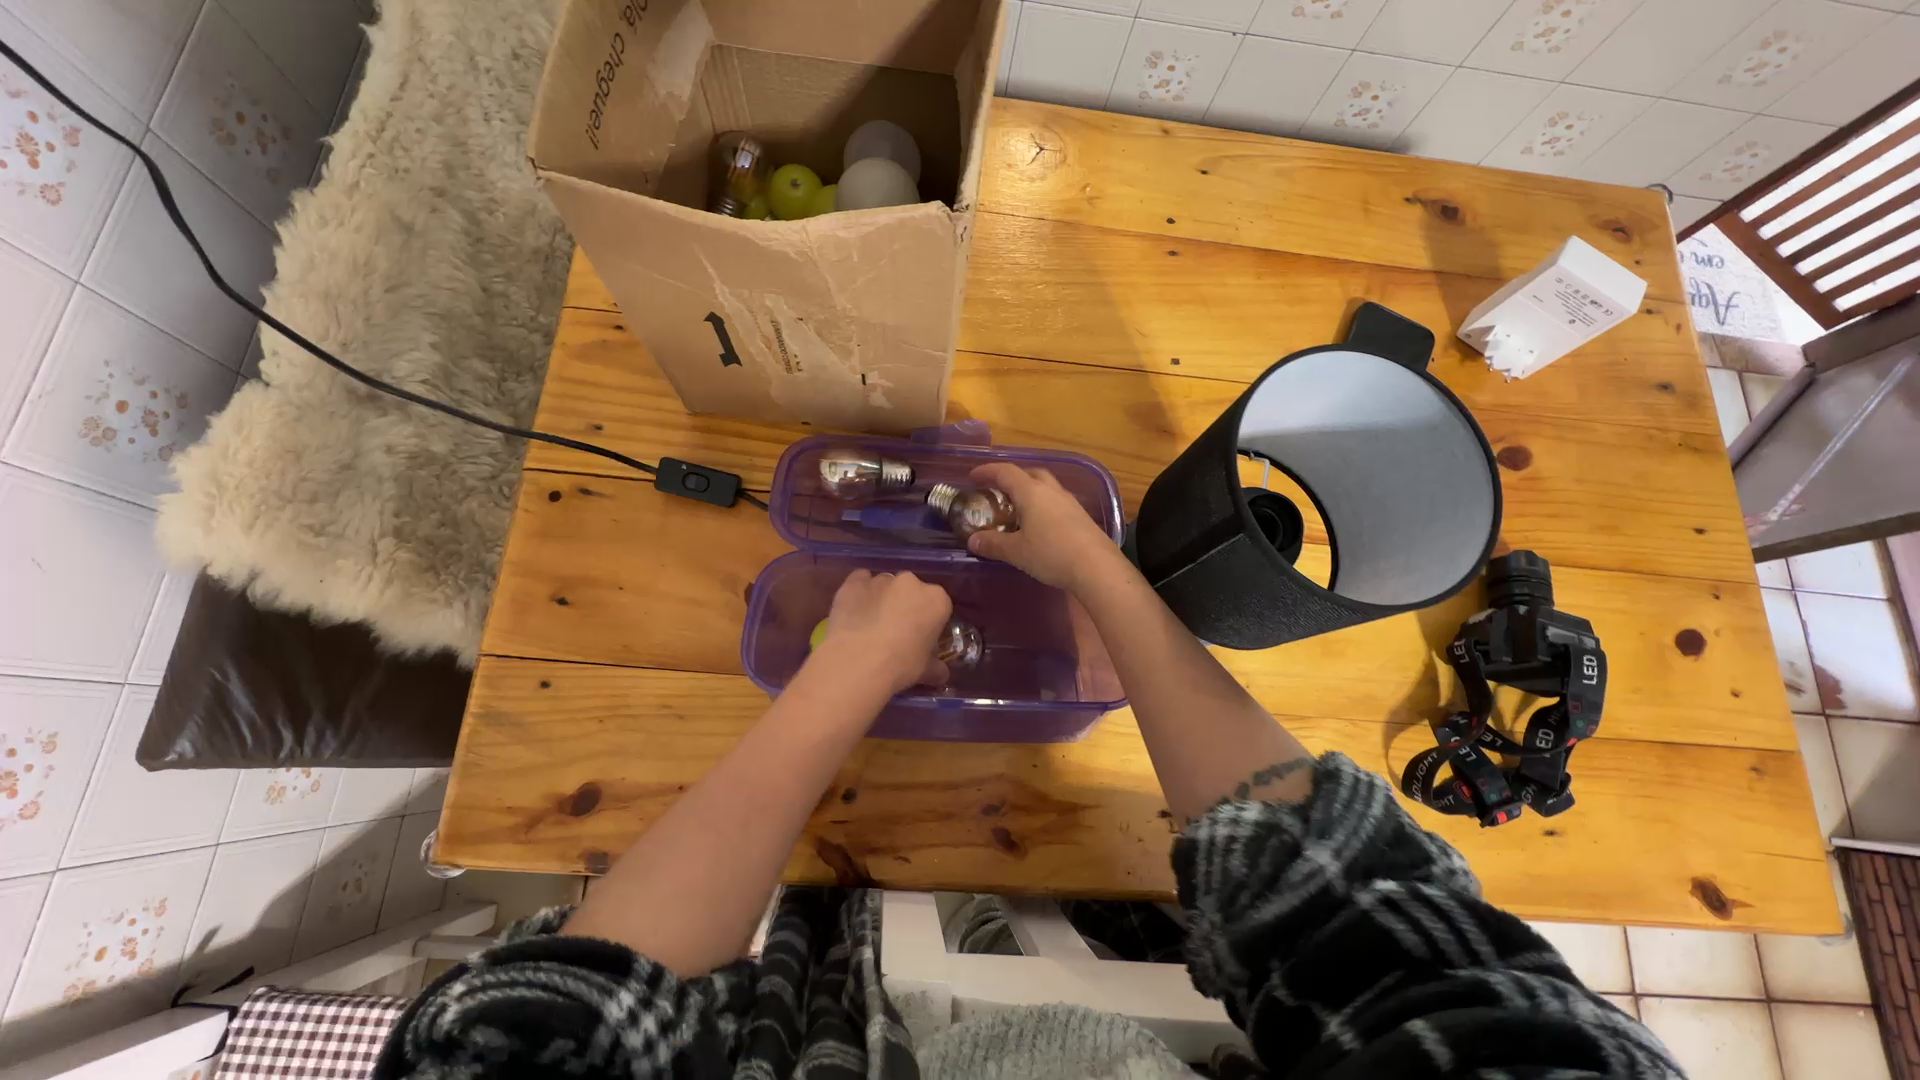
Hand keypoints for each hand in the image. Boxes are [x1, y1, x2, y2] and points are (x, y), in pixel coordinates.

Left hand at [814, 569, 953, 694]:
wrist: (857, 662)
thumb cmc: (900, 665)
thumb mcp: (924, 670)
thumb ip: (934, 667)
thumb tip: (941, 673)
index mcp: (936, 600)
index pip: (938, 606)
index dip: (929, 622)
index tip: (921, 637)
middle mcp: (911, 582)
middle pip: (912, 591)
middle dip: (906, 606)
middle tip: (896, 631)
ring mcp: (881, 580)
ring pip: (886, 585)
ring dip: (882, 598)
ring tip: (870, 624)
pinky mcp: (854, 582)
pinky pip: (860, 581)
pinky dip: (859, 592)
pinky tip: (853, 610)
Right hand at [964, 463, 1121, 591]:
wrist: (1098, 568)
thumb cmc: (1052, 554)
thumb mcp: (1017, 552)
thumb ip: (993, 544)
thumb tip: (973, 541)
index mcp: (1032, 492)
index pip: (1006, 472)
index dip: (988, 471)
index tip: (974, 476)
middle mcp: (1052, 491)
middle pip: (1031, 474)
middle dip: (1013, 478)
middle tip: (999, 491)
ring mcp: (1070, 503)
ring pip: (1047, 488)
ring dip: (1031, 492)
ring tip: (1019, 509)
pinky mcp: (1082, 517)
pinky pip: (1057, 503)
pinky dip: (1044, 507)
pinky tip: (1041, 525)